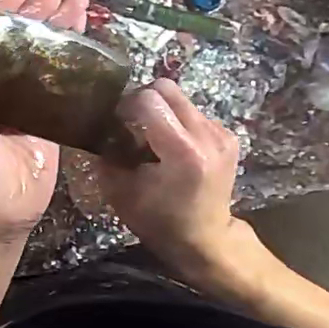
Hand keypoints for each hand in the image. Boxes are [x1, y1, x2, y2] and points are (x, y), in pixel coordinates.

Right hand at [100, 79, 245, 271]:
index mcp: (182, 151)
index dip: (125, 106)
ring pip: (180, 98)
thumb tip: (99, 130)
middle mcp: (207, 135)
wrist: (206, 239)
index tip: (116, 123)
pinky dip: (177, 122)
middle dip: (143, 100)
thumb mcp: (121, 193)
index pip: (148, 99)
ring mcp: (222, 133)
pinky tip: (172, 147)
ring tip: (152, 140)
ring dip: (161, 111)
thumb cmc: (160, 222)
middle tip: (130, 123)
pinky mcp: (228, 135)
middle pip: (167, 88)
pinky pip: (194, 112)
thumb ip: (107, 156)